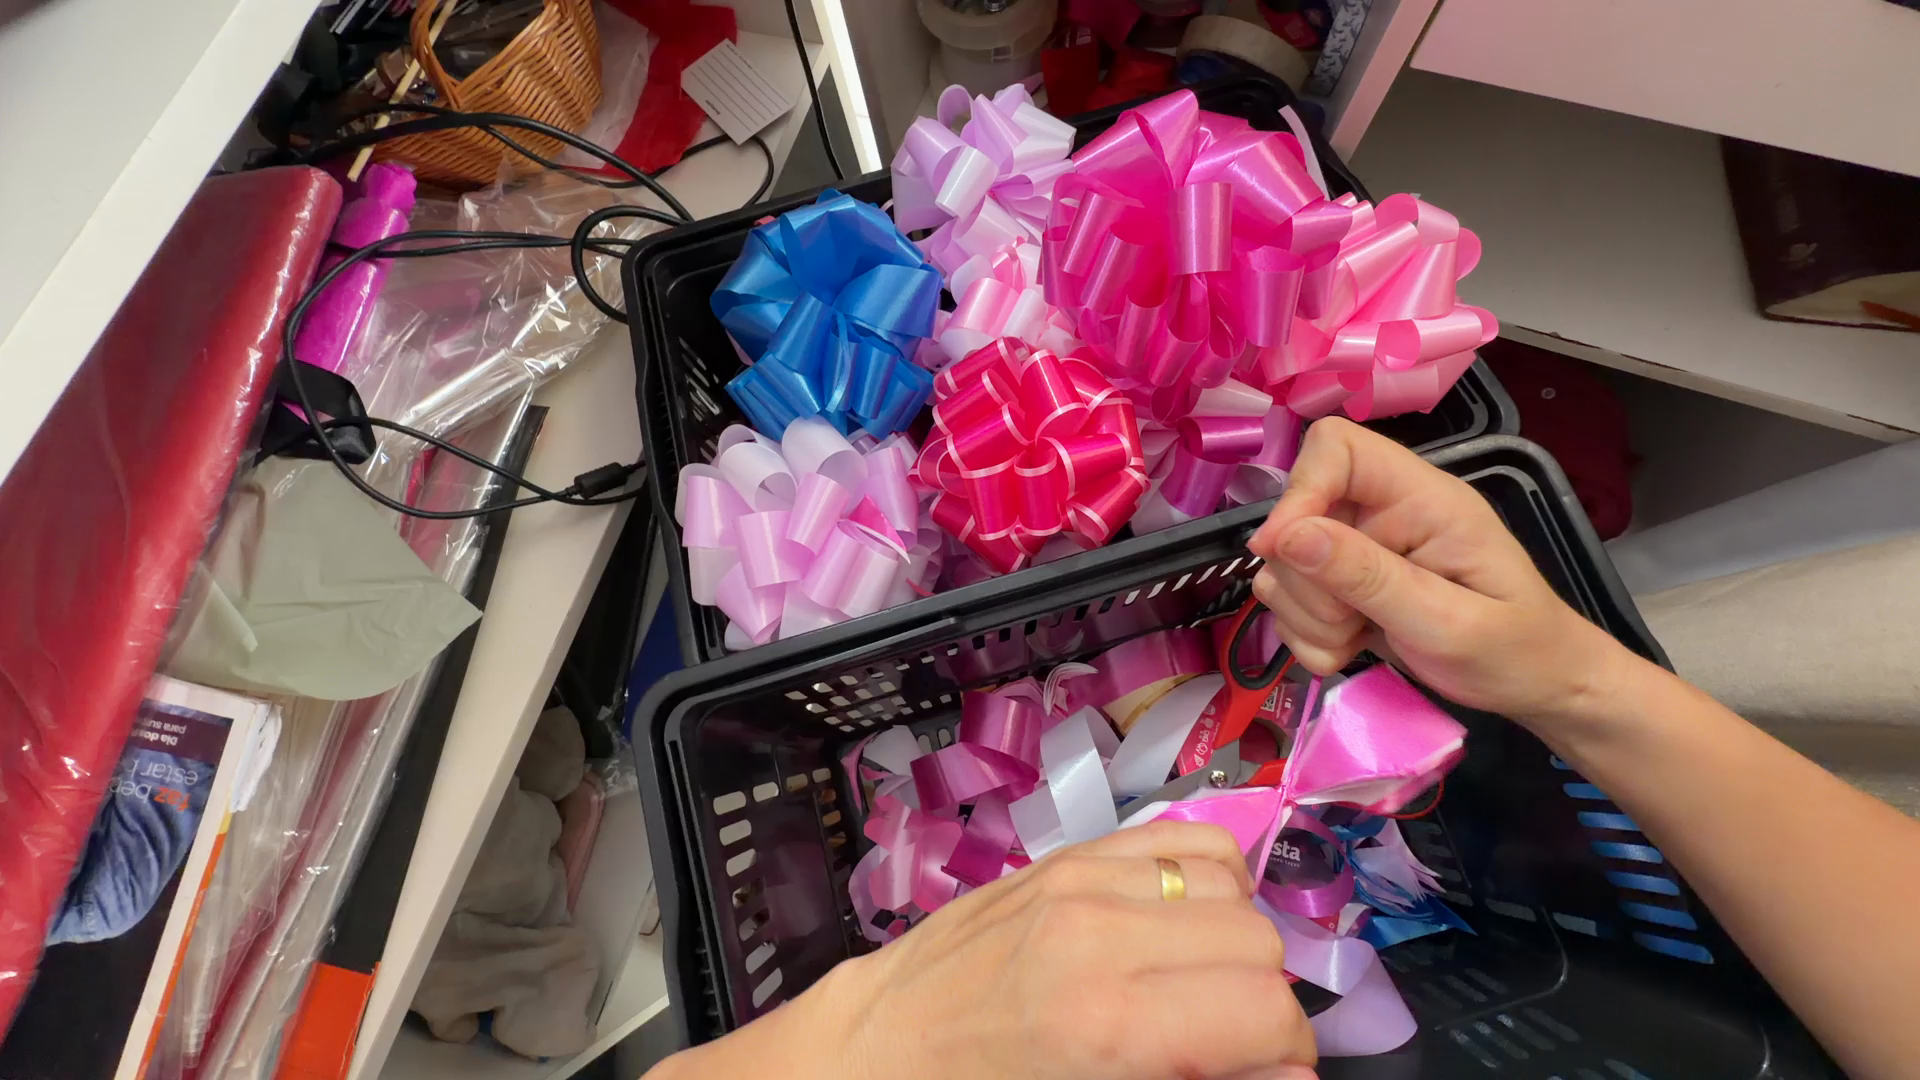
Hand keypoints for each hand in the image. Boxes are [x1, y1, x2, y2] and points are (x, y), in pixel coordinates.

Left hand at [765, 822, 1317, 1079]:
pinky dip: (1202, 873)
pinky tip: (1179, 914)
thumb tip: (1284, 1068)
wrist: (885, 1040)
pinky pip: (1176, 834)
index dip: (1288, 1055)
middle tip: (1223, 1034)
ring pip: (1227, 876)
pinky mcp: (1067, 852)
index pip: (1268, 1009)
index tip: (1262, 1073)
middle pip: (1256, 937)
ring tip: (1198, 973)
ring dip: (1233, 930)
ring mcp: (1080, 875)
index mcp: (1106, 1021)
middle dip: (1260, 996)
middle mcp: (1100, 928)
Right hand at [1247, 417, 1626, 722]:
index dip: (1300, 488)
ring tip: (1358, 639)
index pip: (1336, 448)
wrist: (1534, 690)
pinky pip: (1284, 603)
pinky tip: (1349, 647)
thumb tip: (1286, 537)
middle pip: (1294, 519)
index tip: (1282, 548)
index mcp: (1420, 498)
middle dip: (1307, 584)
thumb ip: (1368, 577)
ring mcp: (1351, 551)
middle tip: (1351, 622)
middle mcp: (1377, 513)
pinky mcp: (1333, 587)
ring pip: (1280, 568)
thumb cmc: (1517, 652)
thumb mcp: (1449, 623)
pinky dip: (1306, 636)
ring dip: (1307, 618)